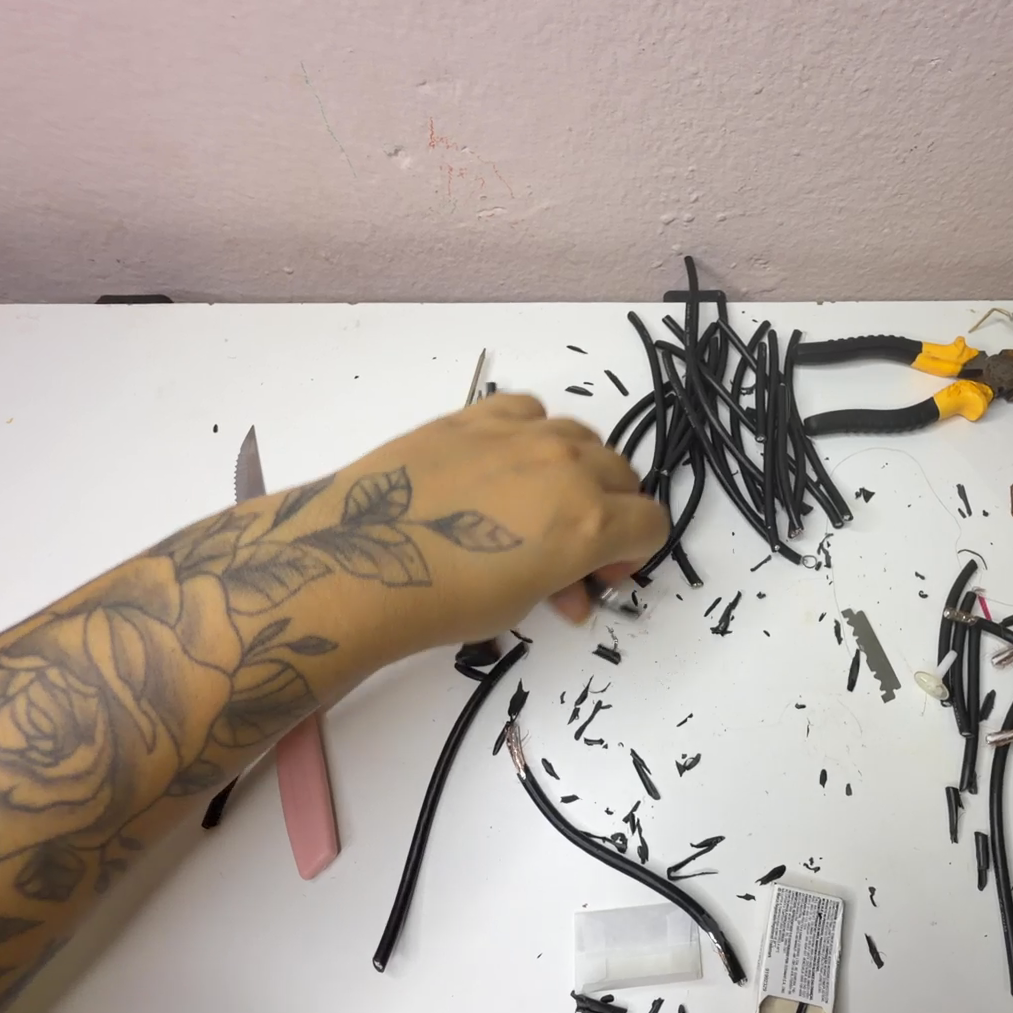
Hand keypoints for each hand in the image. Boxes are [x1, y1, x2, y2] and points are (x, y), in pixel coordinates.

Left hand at [325, 393, 668, 651]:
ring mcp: (526, 435)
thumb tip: (572, 584)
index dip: (635, 554)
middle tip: (574, 544)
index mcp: (593, 521)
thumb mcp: (524, 602)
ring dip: (580, 472)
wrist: (359, 560)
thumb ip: (565, 580)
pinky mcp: (480, 416)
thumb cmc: (447, 600)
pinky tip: (506, 463)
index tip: (602, 572)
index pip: (653, 525)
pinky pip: (532, 411)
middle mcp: (572, 468)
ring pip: (586, 439)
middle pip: (626, 478)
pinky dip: (535, 436)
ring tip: (541, 501)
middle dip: (613, 513)